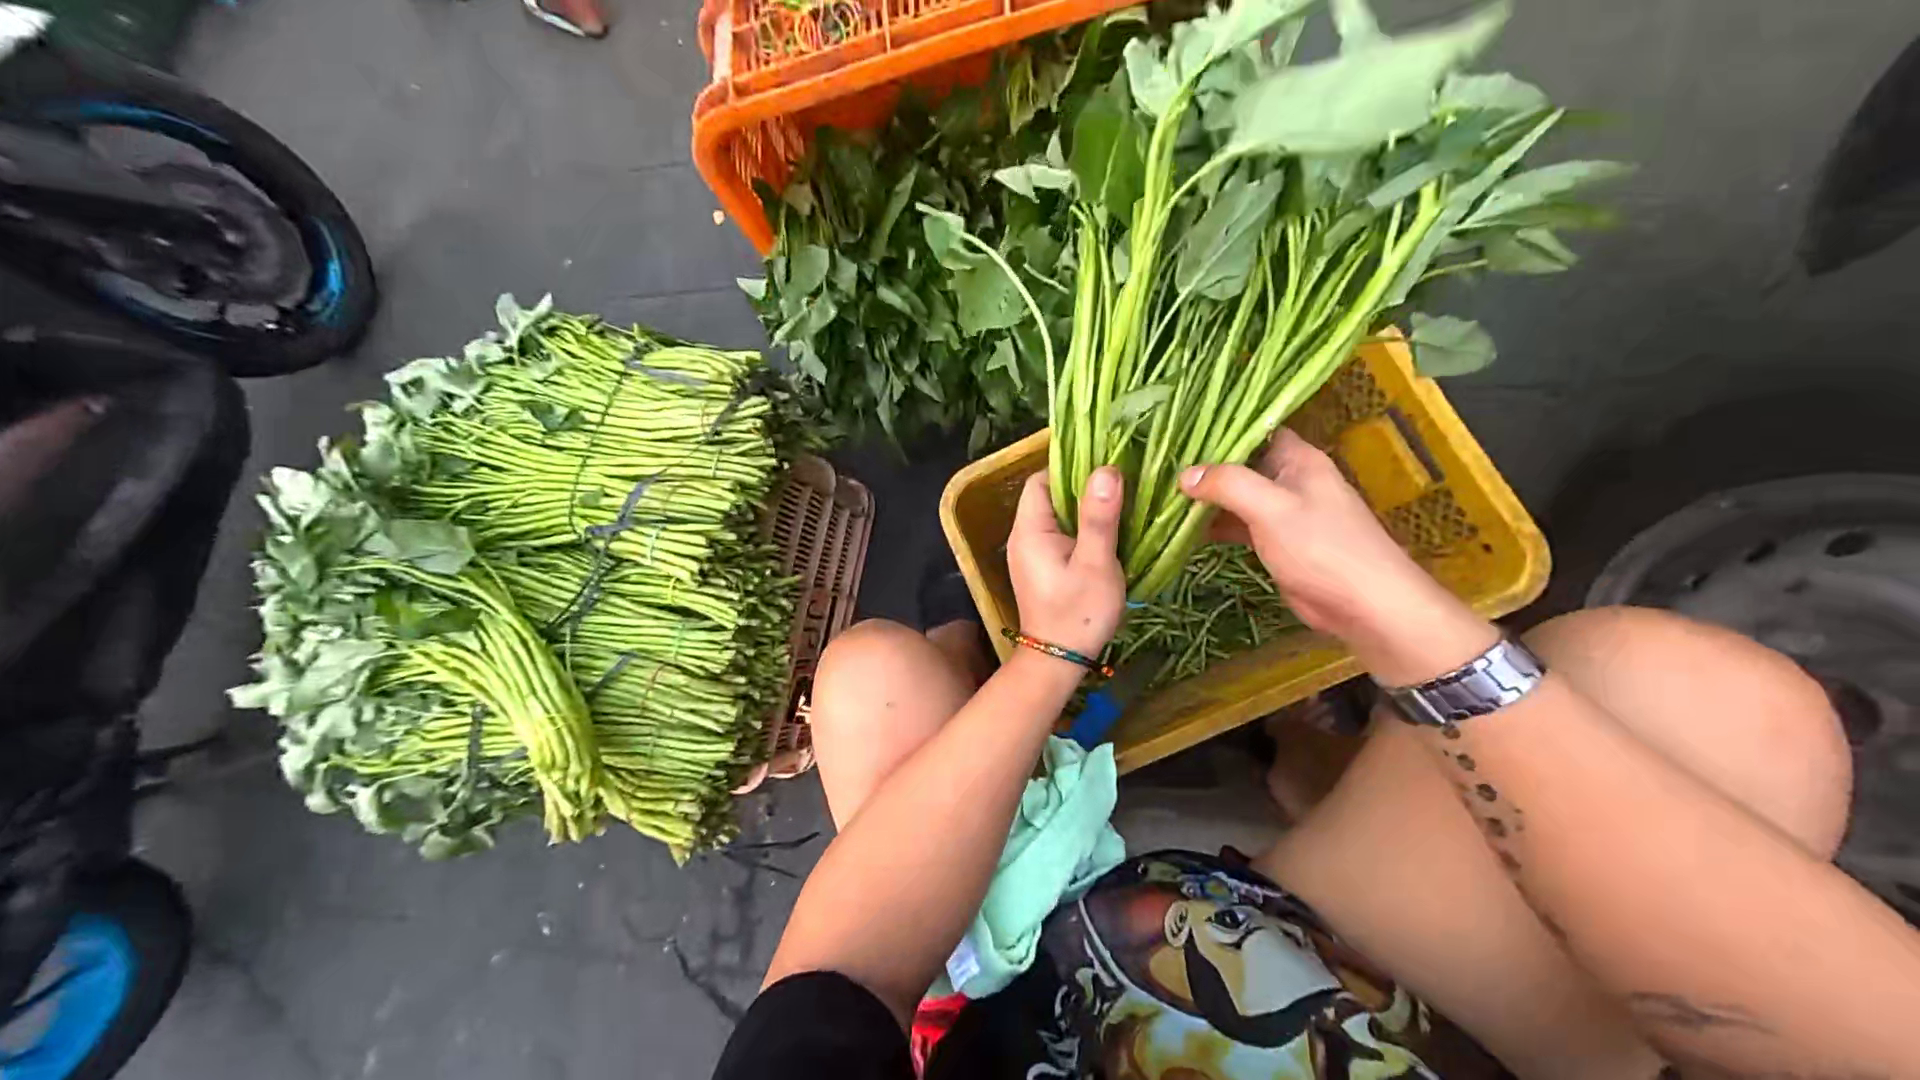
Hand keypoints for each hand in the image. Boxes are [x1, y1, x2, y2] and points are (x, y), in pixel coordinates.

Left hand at [1005, 466, 1126, 660]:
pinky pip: (1059, 537)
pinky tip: (1107, 536)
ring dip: (1085, 512)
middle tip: (1120, 488)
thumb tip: (1106, 469)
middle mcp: (1023, 537)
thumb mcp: (1095, 563)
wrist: (1058, 661)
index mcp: (1029, 530)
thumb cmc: (1078, 613)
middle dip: (1082, 490)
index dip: (1070, 469)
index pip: (1041, 480)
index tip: (1105, 469)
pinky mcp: (1041, 568)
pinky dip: (1081, 532)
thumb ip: (1099, 517)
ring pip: (1057, 518)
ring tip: (1119, 509)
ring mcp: (1030, 554)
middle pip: (1049, 497)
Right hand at [1179, 430, 1494, 683]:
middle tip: (1160, 467)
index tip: (1178, 433)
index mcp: (1298, 459)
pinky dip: (1215, 525)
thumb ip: (1228, 485)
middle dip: (1204, 466)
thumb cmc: (1323, 548)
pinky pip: (1238, 524)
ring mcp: (1283, 511)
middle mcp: (1290, 479)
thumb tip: (1184, 474)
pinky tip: (1185, 528)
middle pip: (1241, 463)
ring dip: (1206, 498)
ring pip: (1236, 496)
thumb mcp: (1272, 508)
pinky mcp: (1276, 541)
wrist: (1365, 605)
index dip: (1220, 428)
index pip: (1255, 429)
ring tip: (1162, 496)